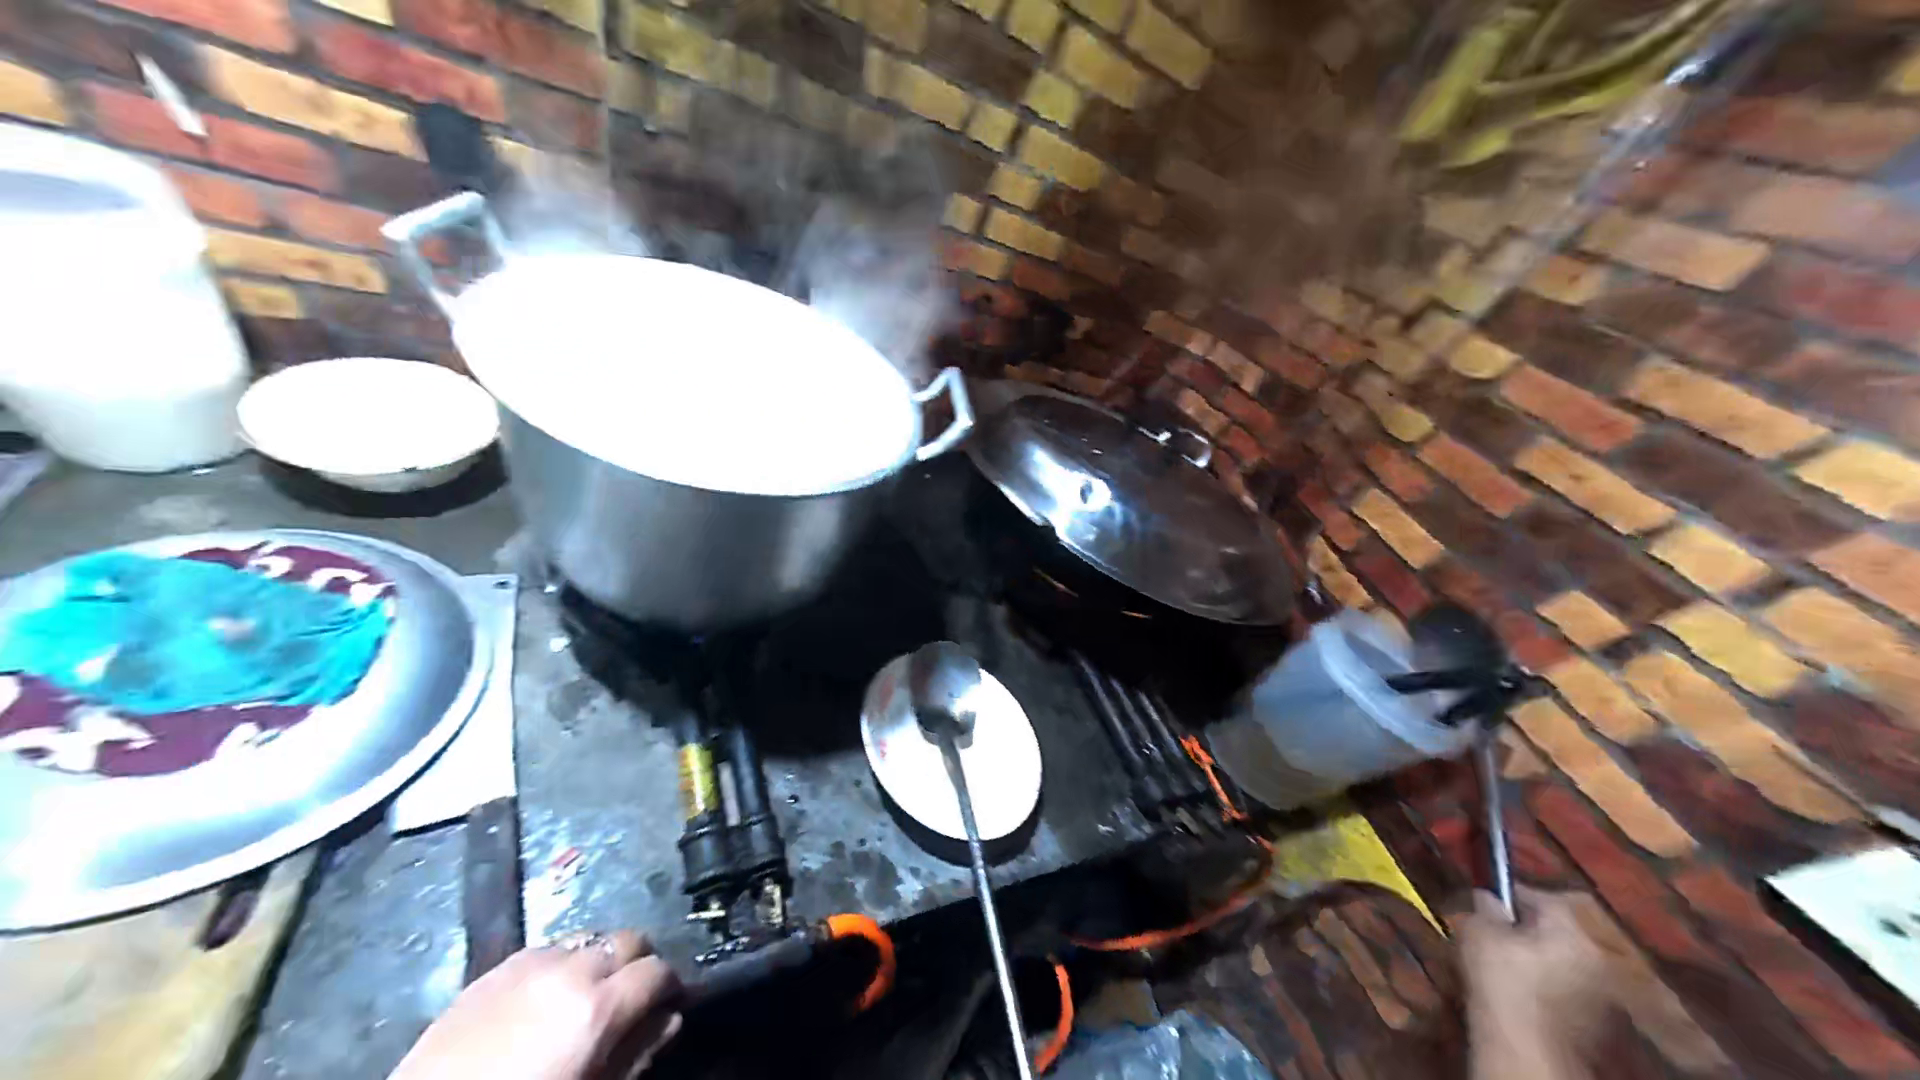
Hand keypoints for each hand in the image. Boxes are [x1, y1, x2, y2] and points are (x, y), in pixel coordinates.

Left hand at [389, 932, 682, 1079]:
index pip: (658, 971)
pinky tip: (546, 996)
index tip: (666, 1004)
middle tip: (631, 995)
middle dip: (639, 962)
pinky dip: (561, 964)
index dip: (669, 986)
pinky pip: (547, 949)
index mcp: (598, 1007)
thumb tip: (669, 1019)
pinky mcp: (496, 967)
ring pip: (590, 937)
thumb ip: (636, 1054)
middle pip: (629, 938)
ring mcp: (531, 963)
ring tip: (586, 993)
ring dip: (599, 959)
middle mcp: (572, 971)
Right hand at [1459, 888, 1610, 1079]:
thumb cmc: (1501, 979)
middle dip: (1528, 926)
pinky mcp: (1597, 1020)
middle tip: (1497, 929)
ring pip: (1564, 958)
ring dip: (1539, 954)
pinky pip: (1568, 985)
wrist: (1525, 1048)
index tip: (1487, 899)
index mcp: (1573, 932)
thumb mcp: (1479, 931)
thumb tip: (1490, 898)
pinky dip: (1547, 980)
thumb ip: (1486, 908)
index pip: (1541, 896)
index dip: (1510, 893)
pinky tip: (1522, 987)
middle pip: (1558, 929)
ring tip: (1506, 958)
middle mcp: (1598, 958)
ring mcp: (1603, 993)